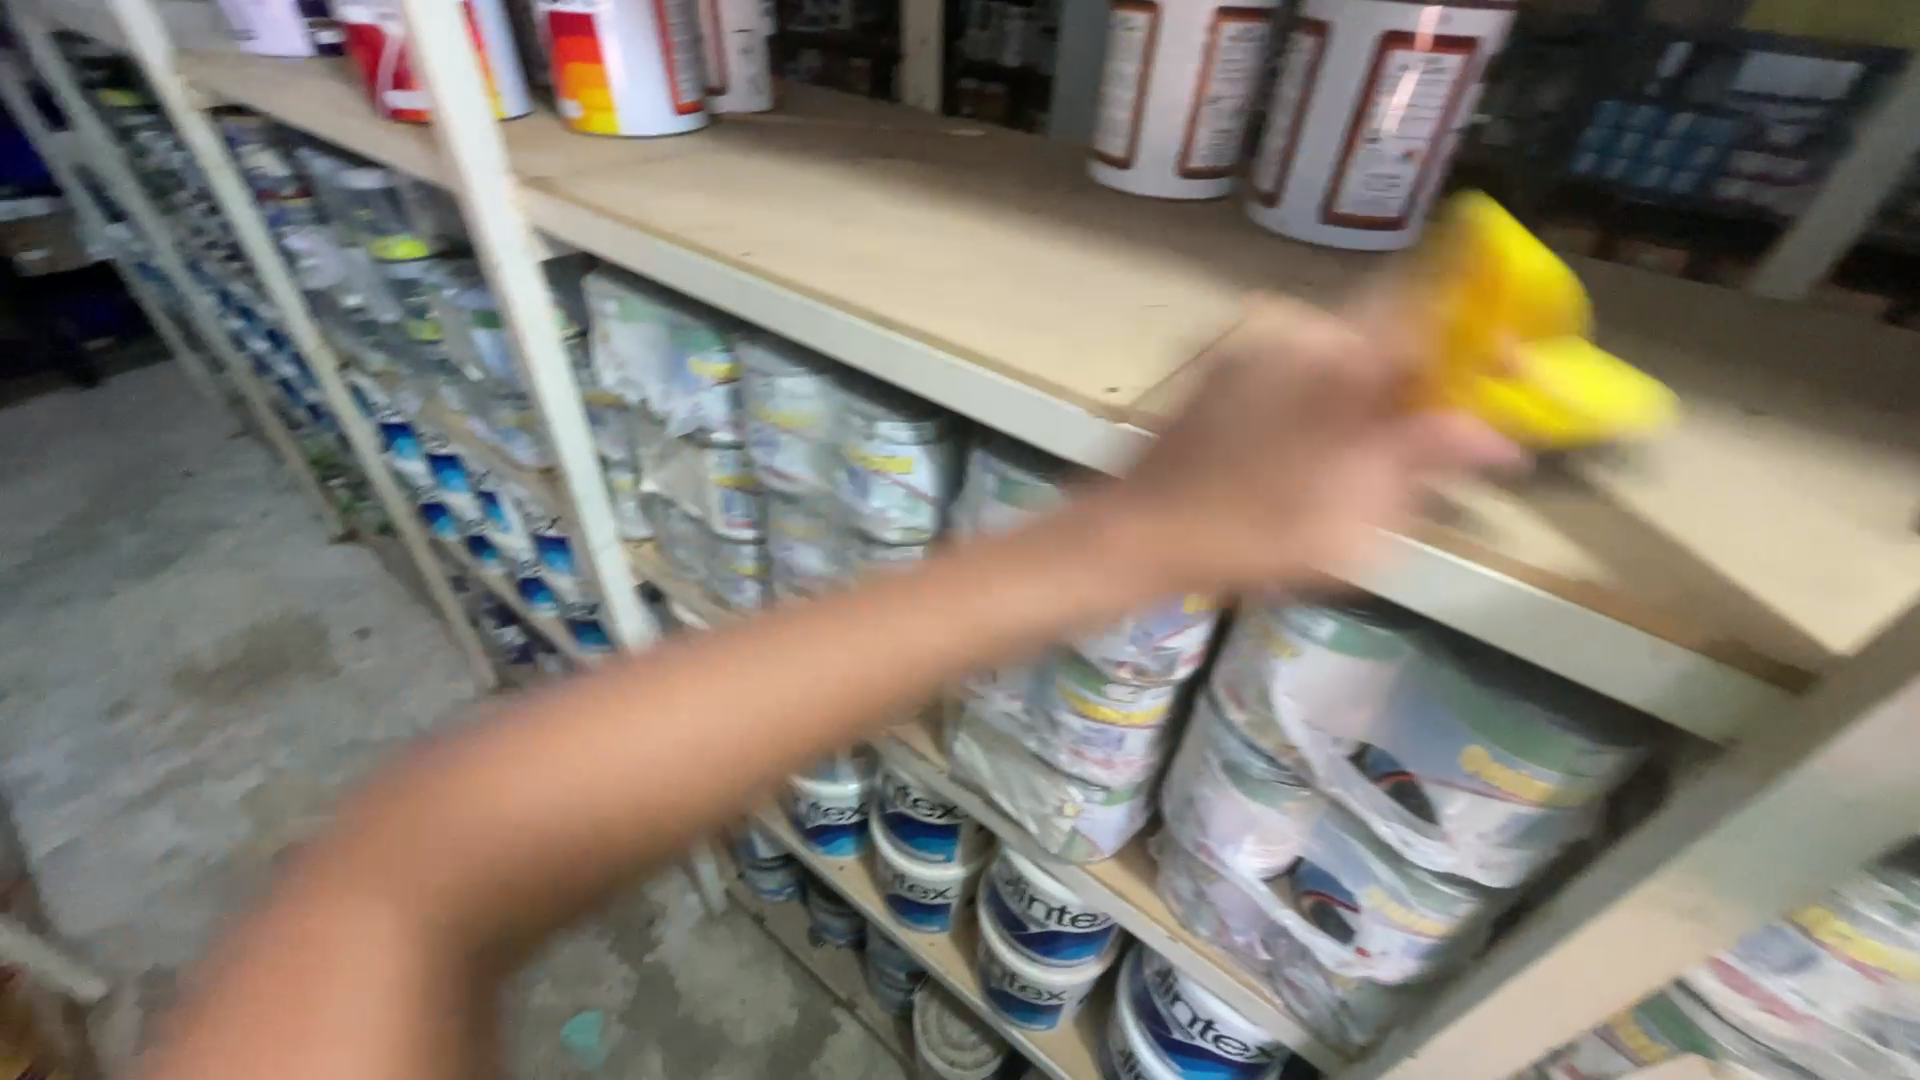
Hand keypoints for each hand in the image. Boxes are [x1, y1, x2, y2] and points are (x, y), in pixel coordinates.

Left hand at [1090, 290, 1524, 596]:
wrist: (1137, 533)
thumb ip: (1424, 460)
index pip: (1439, 311)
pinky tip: (1309, 450)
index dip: (1483, 342)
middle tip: (1433, 439)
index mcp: (1337, 357)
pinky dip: (1319, 398)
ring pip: (1339, 354)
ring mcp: (1248, 346)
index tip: (1512, 378)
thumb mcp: (1354, 515)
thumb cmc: (1247, 535)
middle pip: (1386, 333)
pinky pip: (1294, 368)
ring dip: (1366, 393)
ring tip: (1366, 457)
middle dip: (1419, 381)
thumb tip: (1493, 435)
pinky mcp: (1218, 369)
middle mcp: (1294, 330)